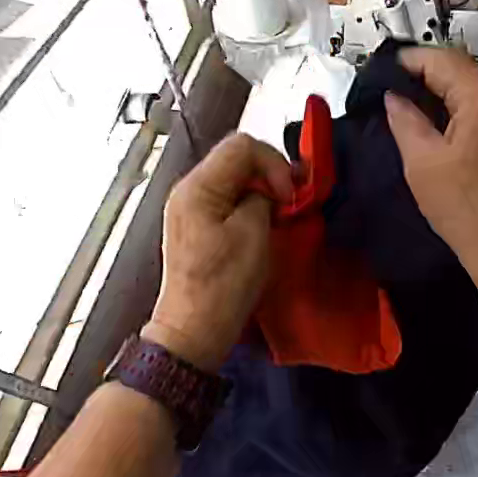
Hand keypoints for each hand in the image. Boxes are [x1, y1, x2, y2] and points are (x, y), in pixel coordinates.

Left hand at [145, 133, 293, 370]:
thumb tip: (265, 193)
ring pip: (230, 180)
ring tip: (280, 215)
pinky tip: (261, 225)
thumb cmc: (224, 285)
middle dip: (268, 174)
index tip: (289, 196)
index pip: (241, 146)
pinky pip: (223, 202)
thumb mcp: (253, 234)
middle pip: (234, 160)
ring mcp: (187, 210)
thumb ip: (262, 198)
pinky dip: (246, 206)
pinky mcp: (193, 229)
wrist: (194, 330)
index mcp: (196, 187)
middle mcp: (186, 191)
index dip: (274, 163)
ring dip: (259, 191)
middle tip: (292, 202)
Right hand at [384, 47, 477, 317]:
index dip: (409, 60)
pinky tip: (443, 126)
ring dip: (446, 93)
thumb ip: (405, 121)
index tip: (383, 66)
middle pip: (463, 71)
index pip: (442, 60)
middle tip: (393, 88)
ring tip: (412, 106)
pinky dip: (463, 110)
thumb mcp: (422, 162)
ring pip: (477, 90)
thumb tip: (394, 97)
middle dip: (427, 75)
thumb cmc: (464, 207)